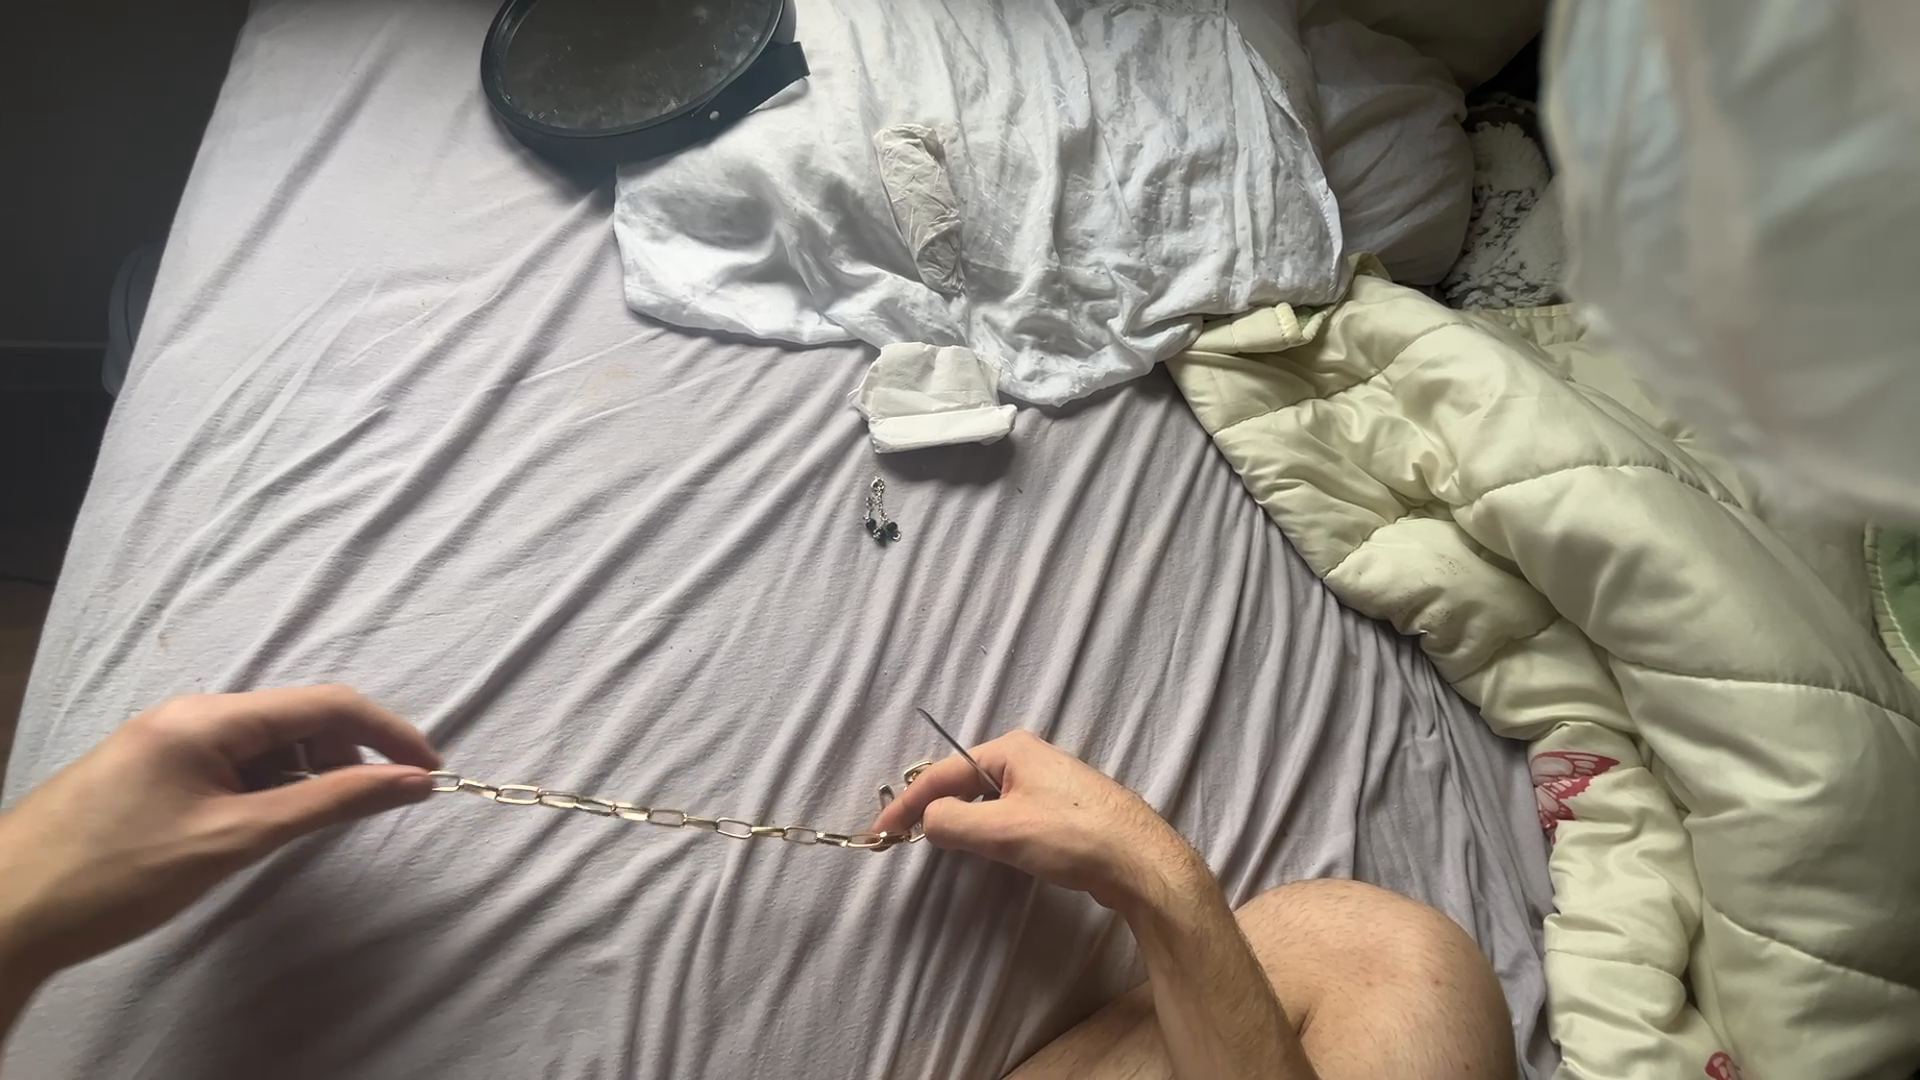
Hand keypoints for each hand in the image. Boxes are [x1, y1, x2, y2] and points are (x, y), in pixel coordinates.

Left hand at [0, 686, 439, 983]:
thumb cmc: (116, 876)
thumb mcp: (239, 837)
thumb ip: (337, 800)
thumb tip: (418, 780)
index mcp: (210, 718)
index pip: (330, 705)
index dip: (391, 733)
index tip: (430, 769)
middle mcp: (192, 715)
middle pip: (303, 719)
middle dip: (348, 756)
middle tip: (370, 801)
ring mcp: (169, 740)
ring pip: (273, 742)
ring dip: (308, 774)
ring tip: (304, 821)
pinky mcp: (154, 768)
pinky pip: (239, 761)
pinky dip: (270, 785)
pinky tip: (258, 821)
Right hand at [874, 730, 1203, 911]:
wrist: (1142, 862)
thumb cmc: (1071, 836)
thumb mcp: (1003, 829)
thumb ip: (954, 822)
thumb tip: (927, 820)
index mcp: (1010, 749)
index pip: (943, 773)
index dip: (907, 803)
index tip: (879, 832)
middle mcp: (1027, 756)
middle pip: (964, 780)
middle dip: (933, 807)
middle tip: (903, 837)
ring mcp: (1047, 781)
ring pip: (988, 798)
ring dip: (962, 819)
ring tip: (937, 843)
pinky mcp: (1061, 807)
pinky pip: (1009, 811)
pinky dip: (988, 827)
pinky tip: (987, 846)